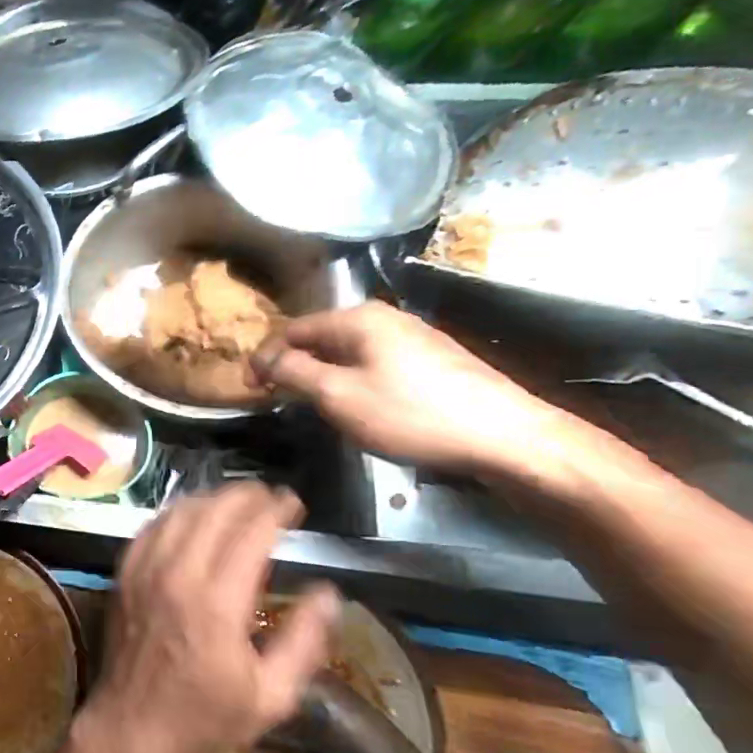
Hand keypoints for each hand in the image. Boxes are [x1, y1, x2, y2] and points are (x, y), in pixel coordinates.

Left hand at [81, 484, 338, 752]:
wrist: (134, 733)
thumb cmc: (207, 721)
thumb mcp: (273, 696)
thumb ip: (305, 640)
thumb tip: (329, 593)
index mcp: (216, 604)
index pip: (250, 534)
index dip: (275, 510)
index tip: (294, 502)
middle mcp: (174, 576)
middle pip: (212, 512)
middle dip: (245, 496)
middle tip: (269, 497)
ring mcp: (142, 573)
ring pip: (177, 513)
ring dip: (210, 499)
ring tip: (237, 502)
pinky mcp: (122, 577)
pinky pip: (149, 529)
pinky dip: (175, 514)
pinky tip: (192, 517)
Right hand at [251, 302, 587, 478]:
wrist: (503, 435)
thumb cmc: (410, 414)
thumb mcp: (338, 395)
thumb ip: (293, 372)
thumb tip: (264, 359)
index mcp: (358, 318)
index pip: (292, 329)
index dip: (264, 357)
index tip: (249, 390)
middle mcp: (383, 317)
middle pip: (318, 336)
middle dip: (291, 364)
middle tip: (275, 398)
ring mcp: (409, 336)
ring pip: (344, 351)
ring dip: (318, 373)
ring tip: (308, 404)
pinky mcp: (427, 359)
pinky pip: (369, 361)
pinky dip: (347, 378)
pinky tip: (352, 404)